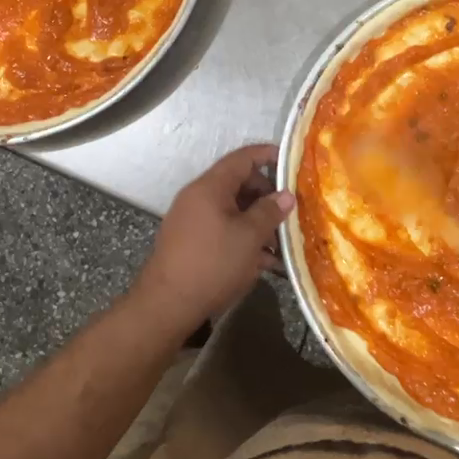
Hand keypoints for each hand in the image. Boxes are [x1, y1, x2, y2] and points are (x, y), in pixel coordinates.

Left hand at [132, 144, 292, 332]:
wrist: (167, 303)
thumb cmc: (212, 264)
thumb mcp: (249, 237)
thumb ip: (269, 212)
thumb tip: (285, 195)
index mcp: (210, 187)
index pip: (242, 158)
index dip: (267, 155)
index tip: (291, 162)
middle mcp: (197, 196)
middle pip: (238, 184)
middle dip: (266, 197)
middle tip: (288, 216)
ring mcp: (191, 219)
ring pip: (231, 210)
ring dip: (256, 222)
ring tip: (279, 246)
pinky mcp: (189, 240)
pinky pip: (221, 228)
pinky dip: (242, 237)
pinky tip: (262, 261)